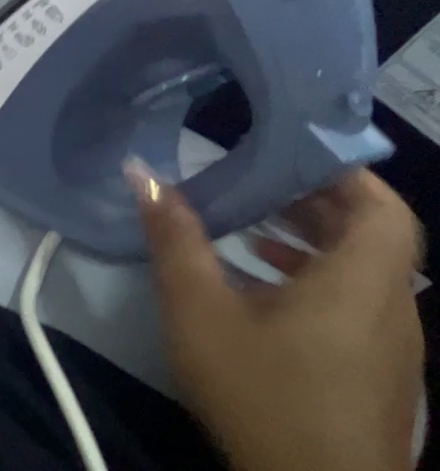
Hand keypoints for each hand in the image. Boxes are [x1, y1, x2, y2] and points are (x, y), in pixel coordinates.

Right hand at [133, 165, 423, 470]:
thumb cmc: (261, 390)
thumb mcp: (198, 308)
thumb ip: (175, 238)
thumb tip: (144, 173)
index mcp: (361, 287)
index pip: (385, 212)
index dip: (346, 173)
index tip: (288, 146)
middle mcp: (392, 310)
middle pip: (375, 238)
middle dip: (316, 201)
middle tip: (252, 176)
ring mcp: (392, 347)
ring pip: (365, 272)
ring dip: (313, 240)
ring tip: (248, 225)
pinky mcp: (379, 372)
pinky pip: (358, 303)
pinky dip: (316, 276)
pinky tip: (257, 285)